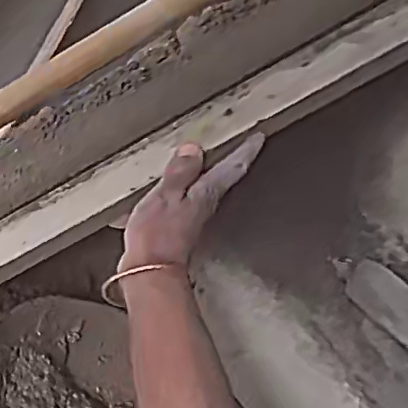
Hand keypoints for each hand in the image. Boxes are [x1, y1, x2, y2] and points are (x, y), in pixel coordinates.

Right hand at [118, 135, 263, 270]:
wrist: (149, 270)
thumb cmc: (157, 234)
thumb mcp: (165, 196)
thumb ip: (179, 173)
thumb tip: (192, 149)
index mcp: (205, 194)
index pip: (232, 167)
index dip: (245, 151)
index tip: (258, 137)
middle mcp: (203, 207)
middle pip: (219, 180)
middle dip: (224, 163)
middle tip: (230, 147)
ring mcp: (190, 221)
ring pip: (197, 193)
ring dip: (194, 181)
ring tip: (189, 170)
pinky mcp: (173, 232)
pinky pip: (174, 207)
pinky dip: (168, 199)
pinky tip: (154, 200)